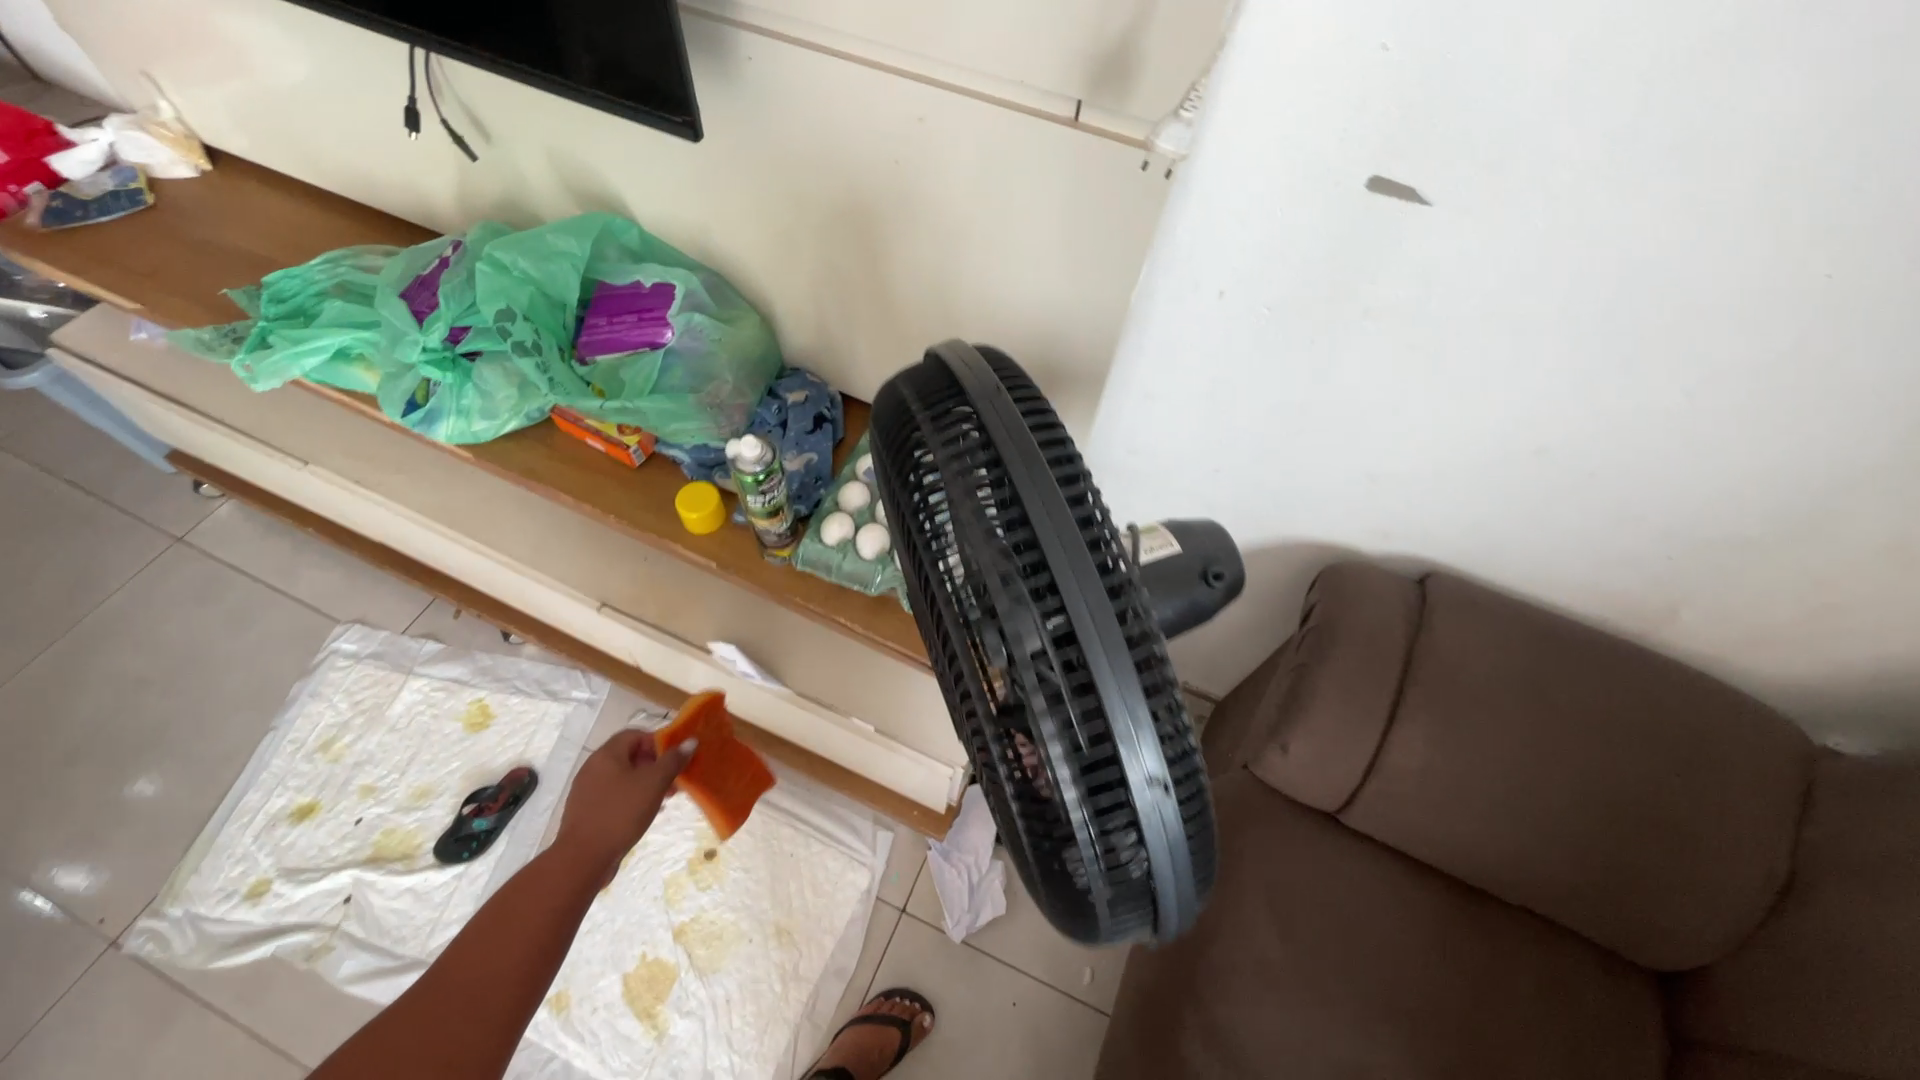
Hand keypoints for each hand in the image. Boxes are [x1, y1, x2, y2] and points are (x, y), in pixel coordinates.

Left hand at [554, 729, 694, 876]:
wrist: (583, 858)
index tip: (675, 759)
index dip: (658, 742)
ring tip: (663, 801)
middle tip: (673, 782)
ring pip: (623, 778)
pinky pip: (614, 796)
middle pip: (629, 756)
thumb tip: (690, 741)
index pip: (635, 735)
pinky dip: (631, 799)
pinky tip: (643, 815)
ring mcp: (587, 791)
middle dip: (655, 766)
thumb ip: (673, 760)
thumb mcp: (653, 784)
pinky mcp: (586, 811)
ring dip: (645, 784)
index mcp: (606, 755)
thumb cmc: (621, 813)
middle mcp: (593, 768)